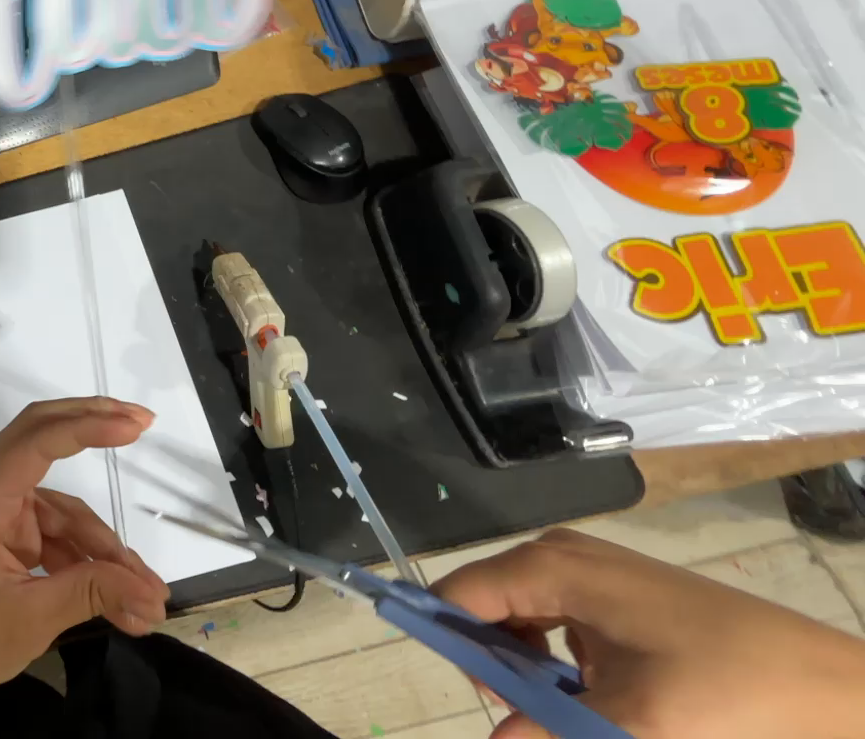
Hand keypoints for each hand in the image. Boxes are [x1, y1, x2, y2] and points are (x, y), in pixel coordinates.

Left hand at [0, 397, 170, 738]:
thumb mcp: (30, 617)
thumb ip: (90, 593)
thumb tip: (151, 590)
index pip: (37, 441)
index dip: (86, 427)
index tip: (133, 426)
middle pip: (46, 438)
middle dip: (95, 427)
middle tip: (144, 421)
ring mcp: (8, 511)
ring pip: (70, 509)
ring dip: (108, 547)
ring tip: (149, 595)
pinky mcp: (19, 535)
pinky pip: (66, 536)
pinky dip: (95, 563)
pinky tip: (126, 600)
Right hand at [434, 528, 864, 738]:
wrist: (849, 690)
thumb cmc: (737, 691)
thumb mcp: (641, 724)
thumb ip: (553, 732)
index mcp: (547, 567)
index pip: (457, 594)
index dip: (448, 642)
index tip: (486, 700)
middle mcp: (554, 553)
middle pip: (484, 603)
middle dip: (497, 662)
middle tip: (537, 715)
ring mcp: (585, 566)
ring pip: (516, 613)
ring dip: (527, 664)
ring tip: (569, 710)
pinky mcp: (611, 587)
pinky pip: (551, 614)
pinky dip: (558, 657)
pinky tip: (597, 691)